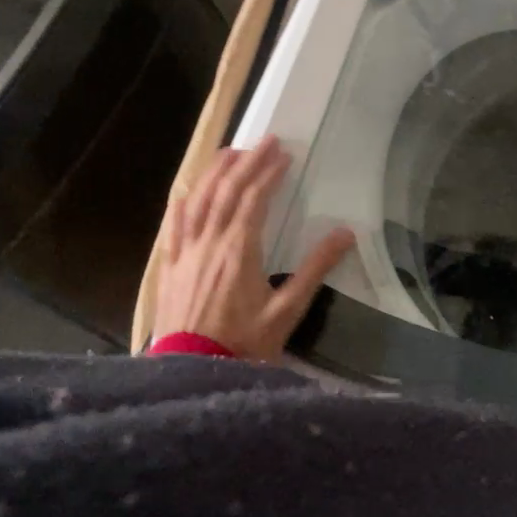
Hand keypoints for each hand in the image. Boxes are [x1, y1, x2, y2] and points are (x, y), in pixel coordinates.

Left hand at [153, 135, 356, 361]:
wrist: (190, 376)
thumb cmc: (244, 345)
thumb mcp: (288, 311)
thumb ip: (315, 269)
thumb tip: (346, 233)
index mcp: (239, 250)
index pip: (254, 199)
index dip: (268, 173)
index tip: (284, 154)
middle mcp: (209, 243)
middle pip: (226, 191)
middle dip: (246, 162)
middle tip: (264, 140)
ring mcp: (185, 254)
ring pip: (197, 201)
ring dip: (214, 173)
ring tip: (230, 152)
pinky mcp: (170, 268)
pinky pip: (173, 226)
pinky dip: (183, 202)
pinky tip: (187, 190)